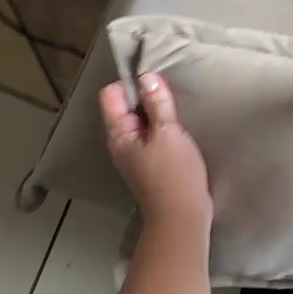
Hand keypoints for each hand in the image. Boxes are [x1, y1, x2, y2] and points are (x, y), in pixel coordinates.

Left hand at [100, 73, 211, 229]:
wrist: (182, 216)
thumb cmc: (174, 173)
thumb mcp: (168, 132)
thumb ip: (158, 103)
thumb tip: (147, 77)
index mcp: (119, 134)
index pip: (110, 94)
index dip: (130, 83)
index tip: (155, 84)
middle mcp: (122, 141)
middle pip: (126, 106)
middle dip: (146, 96)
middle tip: (171, 95)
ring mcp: (136, 153)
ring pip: (142, 120)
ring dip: (158, 112)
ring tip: (178, 110)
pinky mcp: (151, 162)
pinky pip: (153, 134)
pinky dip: (164, 127)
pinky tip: (181, 129)